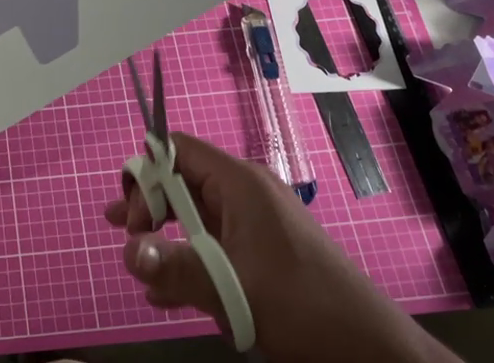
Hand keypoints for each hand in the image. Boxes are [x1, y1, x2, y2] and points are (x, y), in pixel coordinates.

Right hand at [104, 132, 458, 362]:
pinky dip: (189, 262)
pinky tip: (168, 294)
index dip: (146, 176)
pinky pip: (214, 245)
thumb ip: (175, 268)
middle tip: (123, 235)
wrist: (371, 349)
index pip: (176, 150)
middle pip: (181, 182)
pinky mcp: (262, 254)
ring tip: (141, 272)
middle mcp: (245, 193)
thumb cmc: (302, 305)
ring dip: (166, 241)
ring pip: (195, 218)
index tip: (133, 220)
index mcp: (239, 183)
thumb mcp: (233, 288)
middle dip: (149, 208)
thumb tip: (126, 252)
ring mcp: (255, 224)